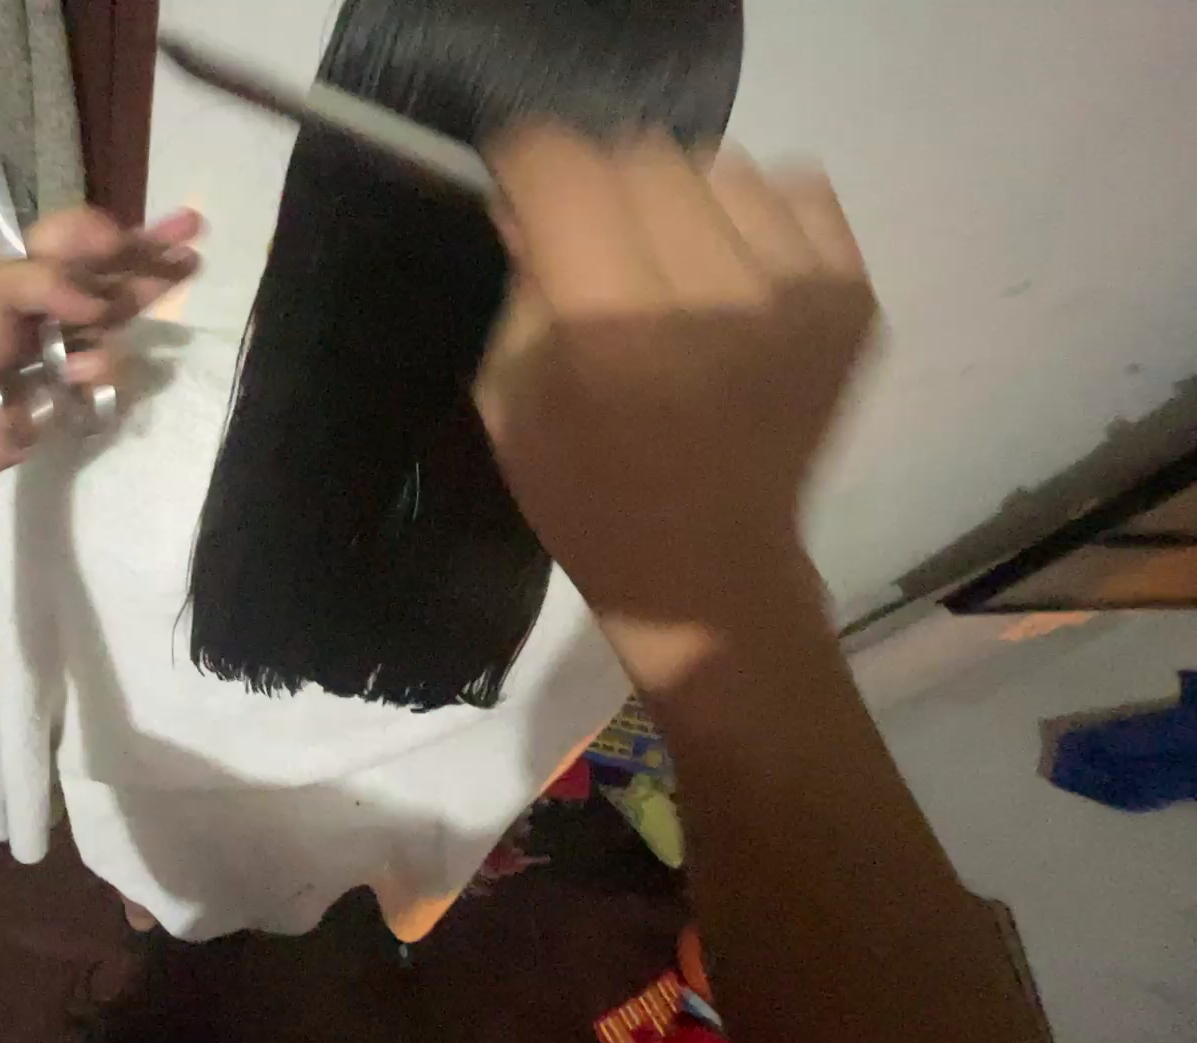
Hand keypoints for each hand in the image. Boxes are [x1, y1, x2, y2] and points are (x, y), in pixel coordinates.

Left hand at [0, 206, 203, 477]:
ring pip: (122, 312)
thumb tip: (96, 306)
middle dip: (154, 250)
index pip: (76, 236)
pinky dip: (97, 370)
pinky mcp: (81, 383)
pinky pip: (110, 366)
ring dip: (137, 302)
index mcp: (24, 267)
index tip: (128, 238)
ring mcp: (70, 342)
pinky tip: (73, 377)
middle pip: (113, 268)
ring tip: (157, 297)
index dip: (107, 232)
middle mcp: (54, 299)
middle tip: (196, 233)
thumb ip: (44, 278)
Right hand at [475, 127, 876, 621]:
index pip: (567, 176)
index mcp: (607, 332)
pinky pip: (793, 189)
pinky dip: (744, 215)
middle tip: (585, 241)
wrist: (702, 565)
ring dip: (670, 201)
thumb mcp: (508, 400)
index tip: (518, 178)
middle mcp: (712, 293)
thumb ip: (520, 290)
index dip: (530, 159)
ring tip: (659, 264)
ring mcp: (800, 289)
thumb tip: (533, 207)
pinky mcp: (855, 296)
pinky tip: (723, 276)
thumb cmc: (580, 496)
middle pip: (643, 157)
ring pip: (718, 165)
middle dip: (595, 187)